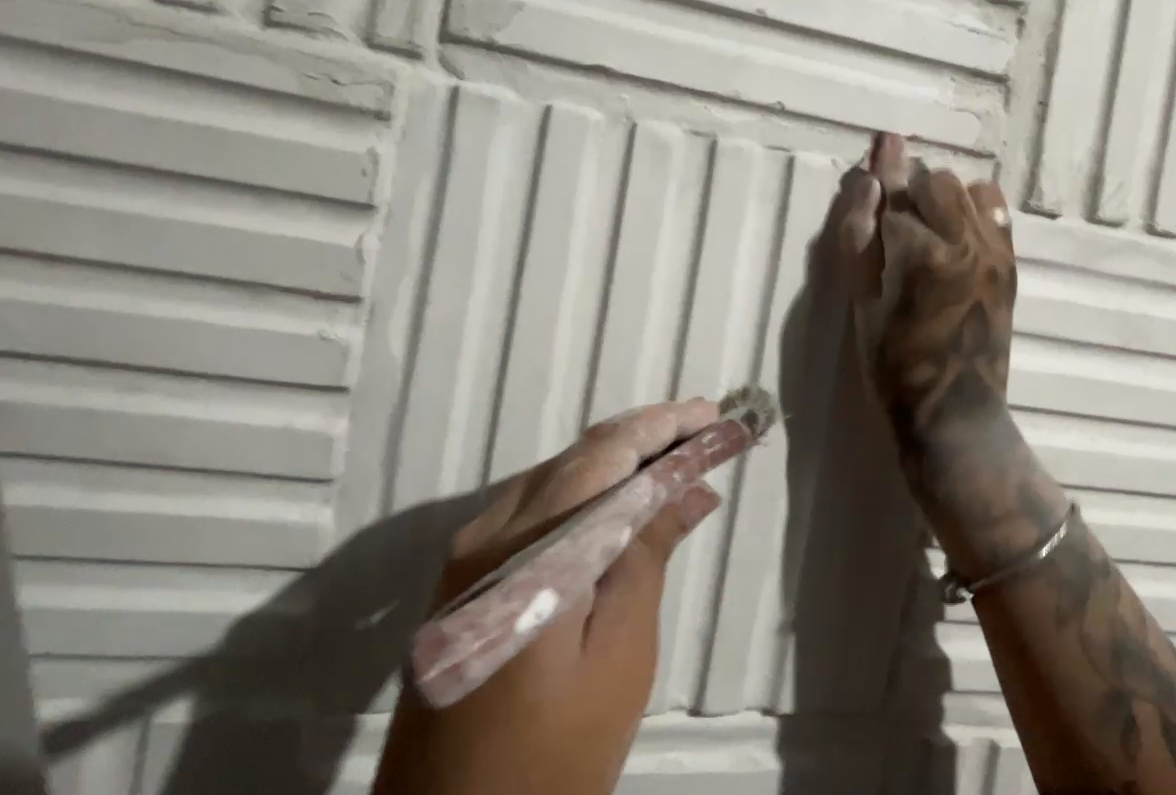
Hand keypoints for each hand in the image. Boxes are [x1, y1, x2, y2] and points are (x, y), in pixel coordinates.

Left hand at [373, 400, 722, 794]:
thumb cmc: (552, 759)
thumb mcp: (618, 660)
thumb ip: (645, 559)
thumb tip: (688, 489)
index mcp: (529, 555)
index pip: (603, 459)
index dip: (661, 429)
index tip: (713, 416)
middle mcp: (486, 538)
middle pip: (573, 461)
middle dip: (641, 438)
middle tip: (703, 431)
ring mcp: (465, 559)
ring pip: (550, 480)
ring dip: (612, 463)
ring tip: (673, 460)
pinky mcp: (461, 582)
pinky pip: (528, 512)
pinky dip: (580, 496)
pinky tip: (617, 507)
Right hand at [832, 133, 1016, 443]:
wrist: (954, 410)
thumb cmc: (892, 364)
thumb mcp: (861, 304)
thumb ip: (861, 239)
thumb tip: (867, 185)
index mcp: (920, 255)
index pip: (897, 194)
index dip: (886, 167)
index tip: (885, 139)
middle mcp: (964, 243)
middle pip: (936, 184)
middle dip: (910, 188)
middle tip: (893, 213)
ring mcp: (994, 253)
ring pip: (969, 192)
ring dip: (942, 197)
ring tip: (926, 224)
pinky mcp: (1010, 265)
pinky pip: (996, 212)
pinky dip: (974, 208)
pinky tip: (957, 227)